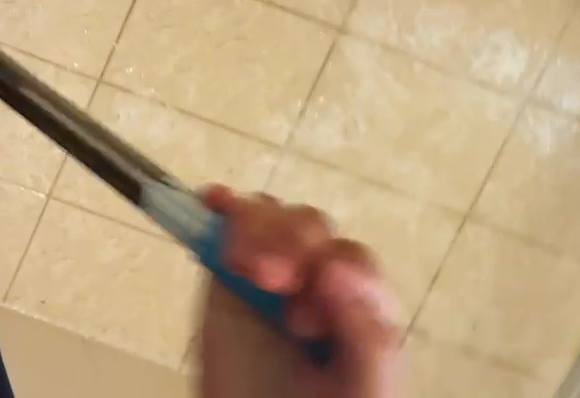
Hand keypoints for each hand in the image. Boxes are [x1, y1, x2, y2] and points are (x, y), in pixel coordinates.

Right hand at [198, 186, 401, 397]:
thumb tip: (335, 269)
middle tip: (267, 280)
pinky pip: (228, 221)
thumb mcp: (361, 395)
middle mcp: (320, 281)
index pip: (354, 260)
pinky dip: (222, 203)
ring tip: (240, 264)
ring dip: (254, 226)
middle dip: (289, 243)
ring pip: (270, 214)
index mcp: (361, 309)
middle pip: (311, 226)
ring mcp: (272, 270)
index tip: (303, 319)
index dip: (331, 272)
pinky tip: (212, 201)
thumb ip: (367, 341)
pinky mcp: (228, 270)